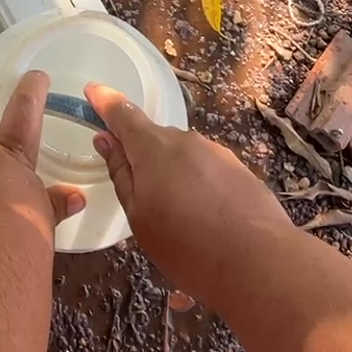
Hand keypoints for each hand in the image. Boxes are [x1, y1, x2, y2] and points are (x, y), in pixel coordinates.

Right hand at [85, 82, 294, 306]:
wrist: (259, 261)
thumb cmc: (186, 245)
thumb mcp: (139, 216)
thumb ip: (121, 173)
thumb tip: (106, 139)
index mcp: (152, 148)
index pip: (122, 114)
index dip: (105, 101)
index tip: (92, 90)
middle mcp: (184, 140)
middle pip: (154, 138)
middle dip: (143, 156)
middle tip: (141, 195)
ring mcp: (215, 151)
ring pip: (181, 156)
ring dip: (173, 175)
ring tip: (179, 219)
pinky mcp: (237, 168)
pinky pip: (206, 169)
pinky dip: (198, 185)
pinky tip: (205, 218)